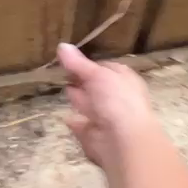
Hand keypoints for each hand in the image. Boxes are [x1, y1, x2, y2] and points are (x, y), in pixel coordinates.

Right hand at [57, 43, 157, 171]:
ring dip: (80, 100)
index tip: (69, 60)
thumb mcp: (97, 75)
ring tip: (66, 91)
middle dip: (83, 82)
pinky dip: (76, 122)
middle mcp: (118, 98)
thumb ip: (78, 64)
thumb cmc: (117, 100)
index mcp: (124, 79)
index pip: (105, 68)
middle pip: (97, 87)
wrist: (125, 141)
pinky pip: (84, 126)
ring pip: (91, 106)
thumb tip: (62, 46)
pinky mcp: (97, 136)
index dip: (88, 64)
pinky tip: (67, 118)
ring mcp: (108, 118)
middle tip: (66, 74)